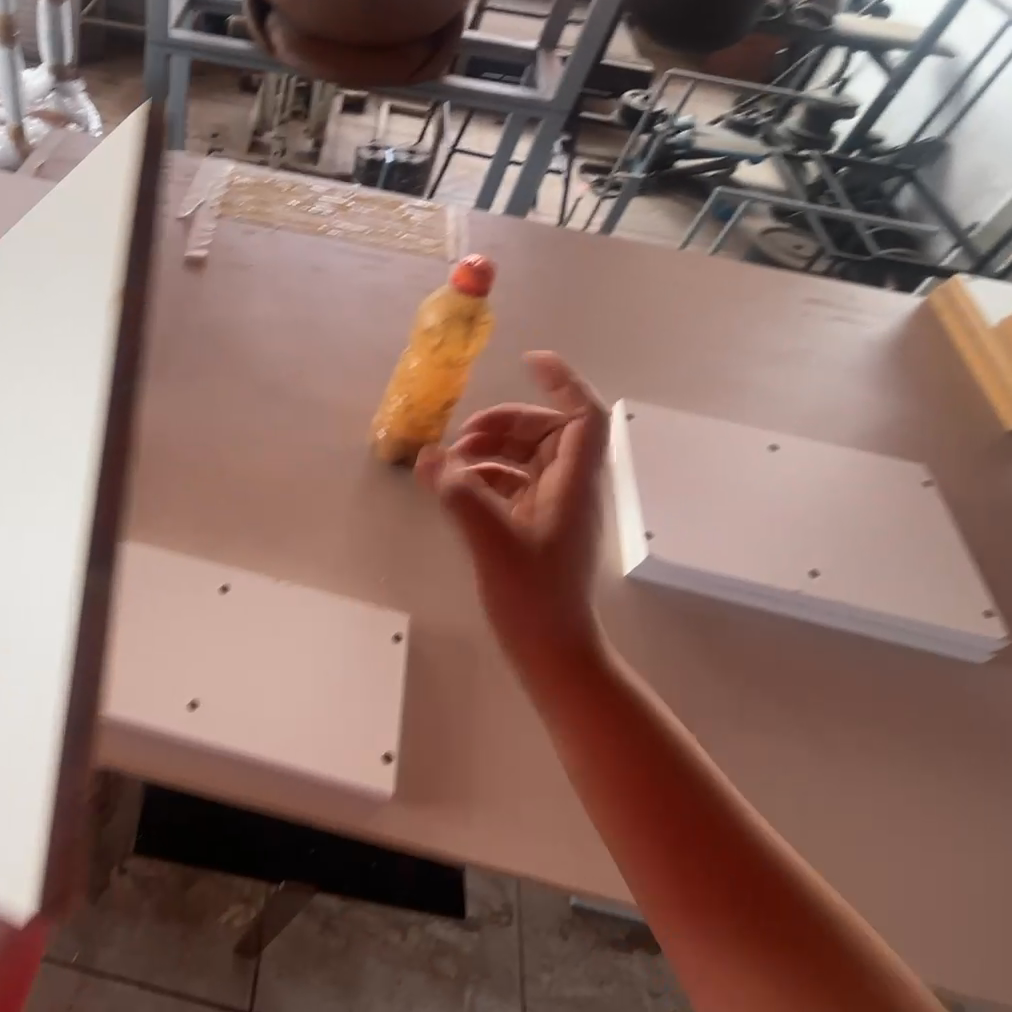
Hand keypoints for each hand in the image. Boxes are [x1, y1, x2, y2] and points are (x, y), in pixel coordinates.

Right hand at [416, 351, 609, 673]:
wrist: (551, 649)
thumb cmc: (533, 597)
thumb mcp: (491, 541)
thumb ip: (459, 493)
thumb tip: (429, 455)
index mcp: (573, 484)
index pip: (582, 417)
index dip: (562, 383)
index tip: (528, 362)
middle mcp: (568, 490)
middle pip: (546, 434)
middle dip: (504, 425)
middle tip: (461, 437)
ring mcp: (552, 510)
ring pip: (526, 459)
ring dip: (490, 451)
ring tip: (450, 465)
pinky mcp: (534, 530)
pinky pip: (512, 486)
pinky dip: (484, 478)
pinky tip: (455, 489)